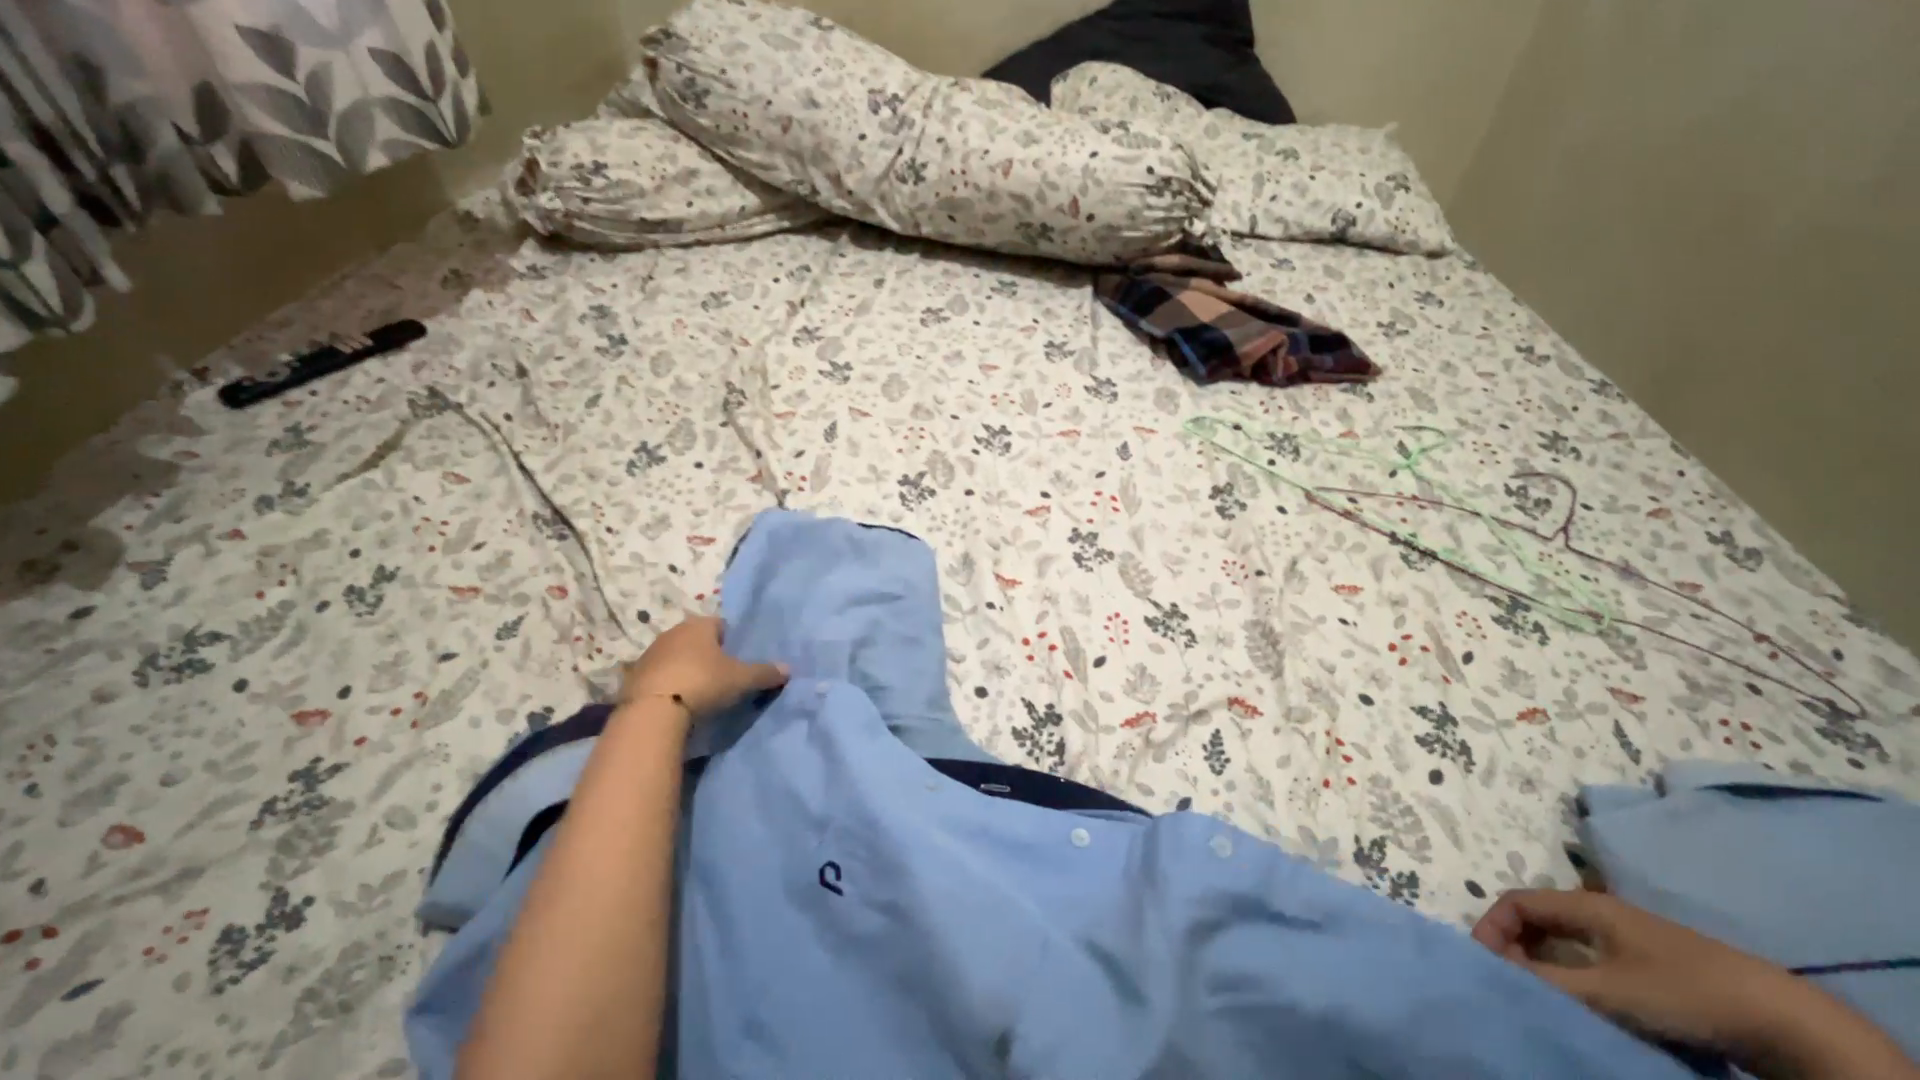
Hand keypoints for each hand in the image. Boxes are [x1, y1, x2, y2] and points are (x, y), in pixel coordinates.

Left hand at [617, 615, 786, 720]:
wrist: (653, 711)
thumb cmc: (703, 683)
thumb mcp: (741, 679)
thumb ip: (765, 672)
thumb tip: (788, 669)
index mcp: (699, 625)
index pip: (721, 624)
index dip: (732, 640)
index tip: (739, 660)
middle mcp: (672, 632)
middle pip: (697, 640)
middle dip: (708, 655)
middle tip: (723, 677)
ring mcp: (650, 654)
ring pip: (676, 657)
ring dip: (686, 670)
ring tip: (700, 693)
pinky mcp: (634, 677)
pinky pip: (660, 677)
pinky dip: (670, 685)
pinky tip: (678, 702)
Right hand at [1472, 889, 1918, 1078]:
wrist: (1781, 1019)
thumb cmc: (1683, 994)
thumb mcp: (1605, 991)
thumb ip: (1545, 979)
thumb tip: (1495, 970)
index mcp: (1587, 905)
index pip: (1516, 901)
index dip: (1491, 928)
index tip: (1486, 966)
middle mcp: (1603, 912)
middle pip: (1538, 919)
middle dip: (1513, 946)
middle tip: (1507, 983)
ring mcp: (1630, 938)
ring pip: (1564, 941)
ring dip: (1541, 964)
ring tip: (1539, 996)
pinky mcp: (1651, 965)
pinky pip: (1590, 960)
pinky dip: (1570, 975)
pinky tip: (1580, 1004)